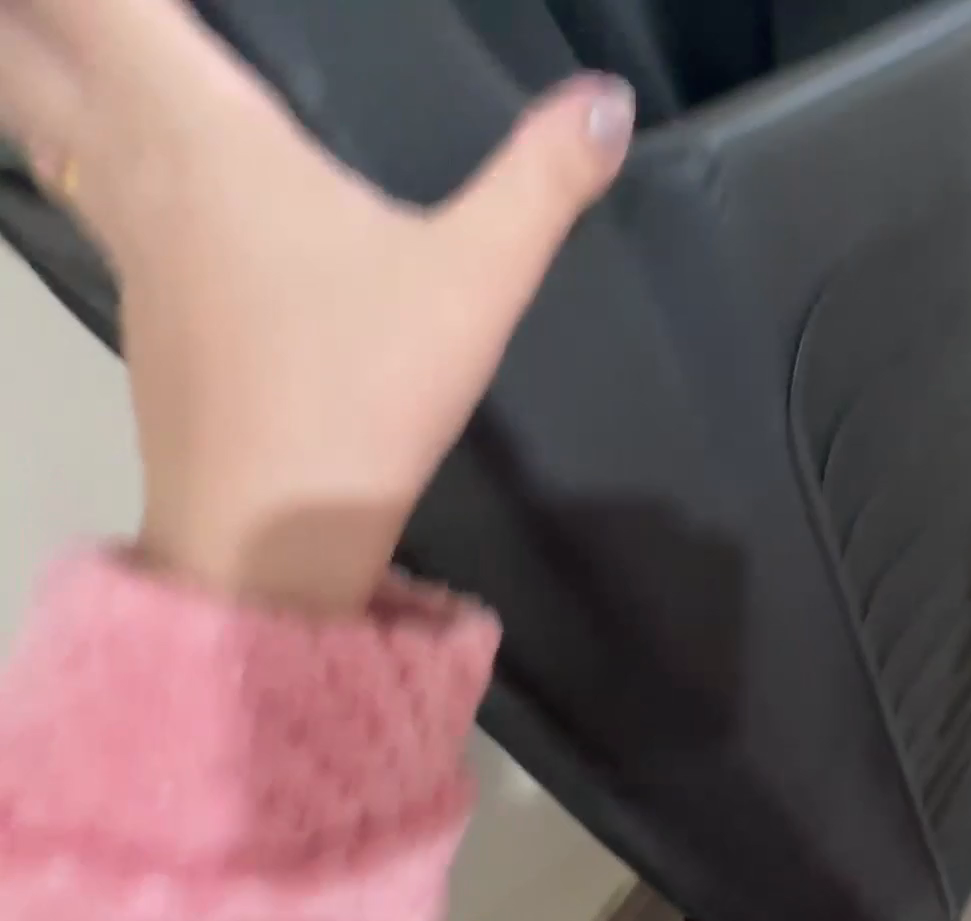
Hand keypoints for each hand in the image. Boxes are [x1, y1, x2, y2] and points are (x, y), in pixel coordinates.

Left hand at [0, 2, 634, 612]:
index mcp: (200, 131)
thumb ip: (543, 182)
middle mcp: (132, 164)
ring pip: (31, 106)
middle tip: (133, 14)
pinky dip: (87, 131)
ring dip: (41, 52)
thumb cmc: (368, 380)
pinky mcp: (147, 296)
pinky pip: (83, 176)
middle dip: (52, 8)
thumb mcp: (480, 276)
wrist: (275, 517)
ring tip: (95, 40)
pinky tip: (157, 160)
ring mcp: (126, 236)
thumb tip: (610, 101)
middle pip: (22, 34)